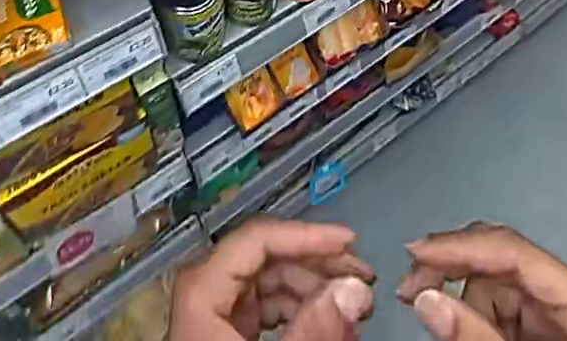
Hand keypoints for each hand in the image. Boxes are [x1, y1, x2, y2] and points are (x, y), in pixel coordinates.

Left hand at [172, 217, 376, 340]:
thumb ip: (315, 331)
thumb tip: (355, 288)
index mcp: (203, 288)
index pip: (258, 239)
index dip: (306, 235)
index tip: (350, 242)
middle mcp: (207, 290)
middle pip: (266, 259)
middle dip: (317, 265)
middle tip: (364, 278)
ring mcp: (216, 313)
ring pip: (270, 283)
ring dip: (314, 290)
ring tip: (356, 307)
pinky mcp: (227, 334)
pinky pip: (267, 310)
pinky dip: (300, 314)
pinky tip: (330, 325)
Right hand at [396, 223, 566, 340]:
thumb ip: (482, 337)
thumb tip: (427, 300)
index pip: (513, 250)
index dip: (459, 245)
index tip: (416, 251)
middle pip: (501, 264)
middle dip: (451, 271)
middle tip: (410, 288)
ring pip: (498, 287)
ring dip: (460, 300)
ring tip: (438, 321)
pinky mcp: (558, 335)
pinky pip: (506, 312)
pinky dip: (476, 318)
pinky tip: (461, 327)